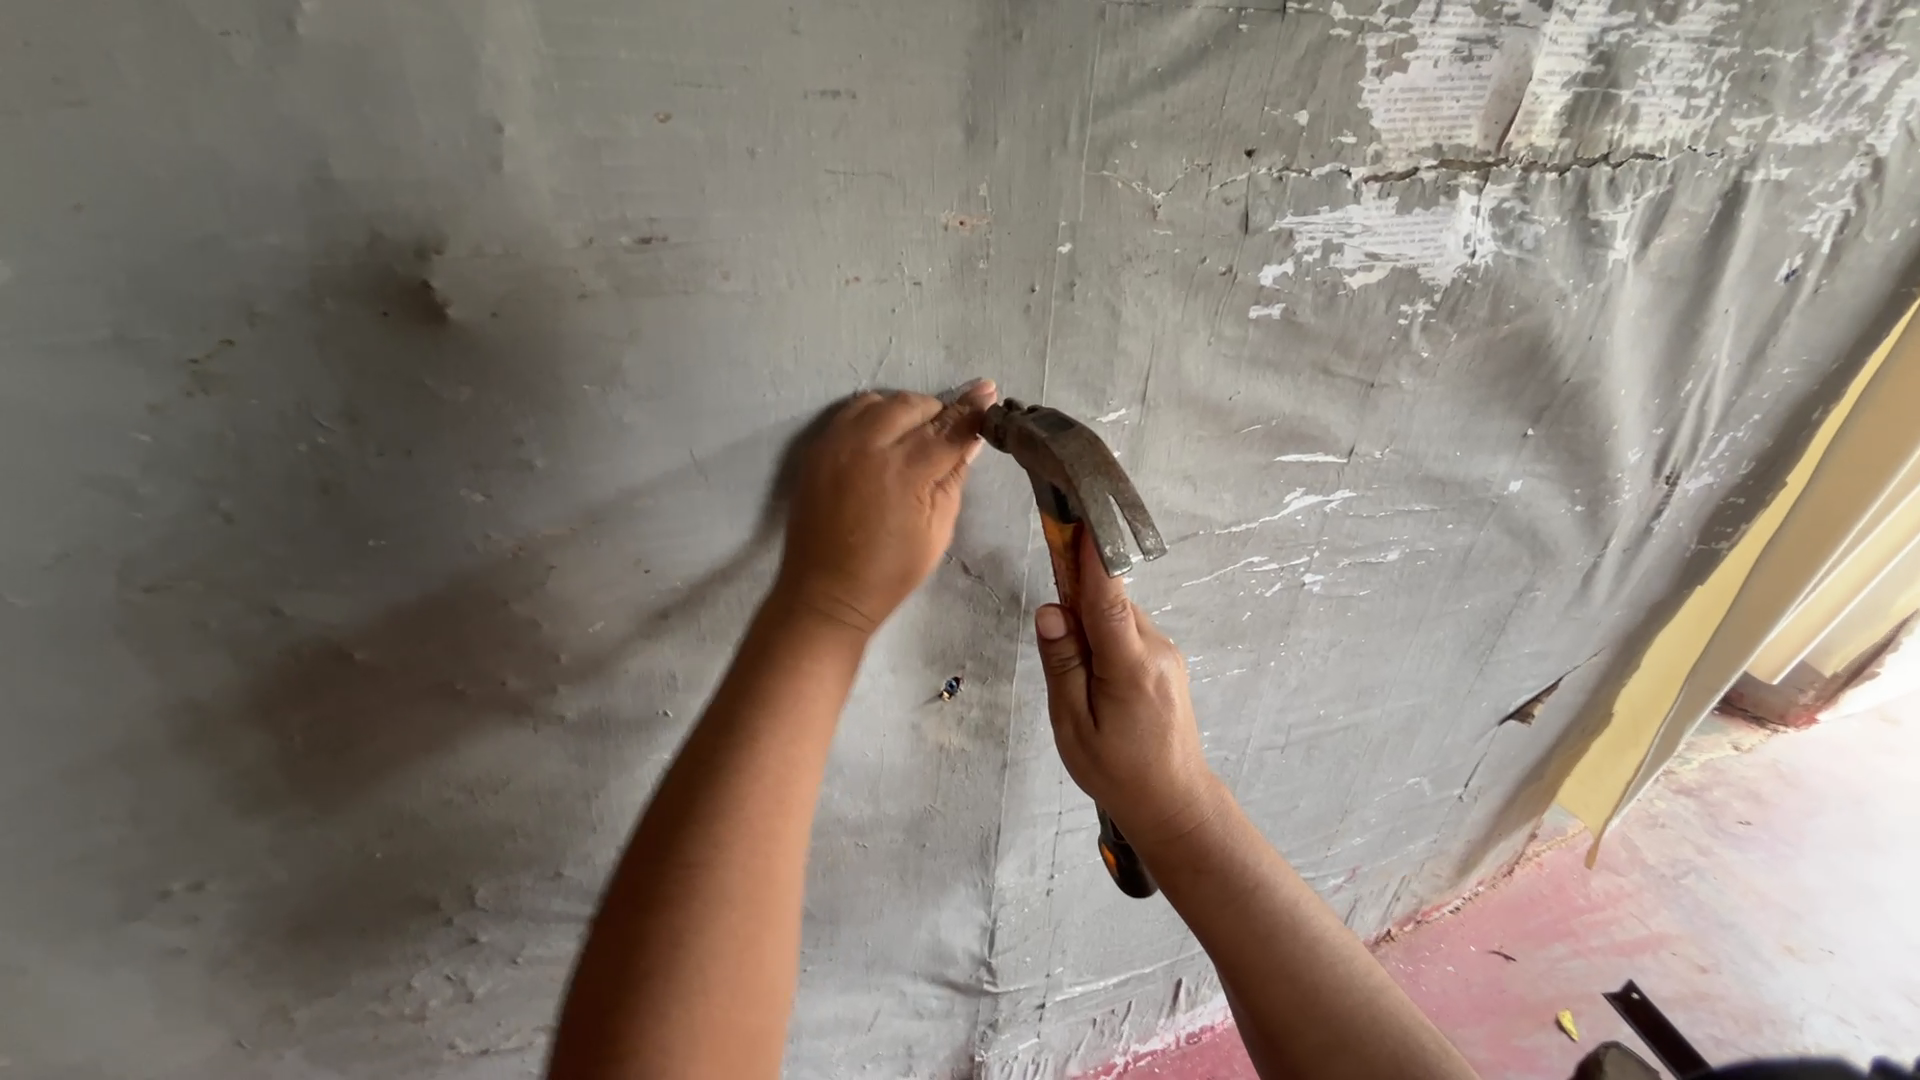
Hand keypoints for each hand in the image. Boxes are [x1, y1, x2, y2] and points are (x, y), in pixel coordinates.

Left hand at [774, 380, 997, 636]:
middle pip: (915, 404)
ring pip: (880, 401)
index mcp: (906, 470)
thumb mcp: (938, 530)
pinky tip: (880, 440)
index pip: (950, 427)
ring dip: (903, 411)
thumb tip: (970, 438)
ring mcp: (837, 443)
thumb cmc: (891, 571)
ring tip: (910, 437)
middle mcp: (869, 446)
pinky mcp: (817, 449)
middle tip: (944, 436)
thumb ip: (953, 477)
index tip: (988, 392)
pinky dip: (872, 417)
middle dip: (936, 413)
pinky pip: (850, 413)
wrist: (826, 592)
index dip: (973, 410)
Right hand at [1034, 531, 1220, 847]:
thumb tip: (1051, 610)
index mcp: (1130, 665)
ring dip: (1091, 625)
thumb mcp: (1073, 724)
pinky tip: (1096, 677)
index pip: (1108, 597)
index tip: (1079, 516)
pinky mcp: (1168, 661)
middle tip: (1051, 634)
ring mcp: (1167, 653)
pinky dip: (1106, 638)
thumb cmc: (1117, 771)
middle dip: (1077, 602)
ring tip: (1076, 675)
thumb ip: (1063, 664)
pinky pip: (1129, 632)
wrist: (1175, 803)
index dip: (1092, 555)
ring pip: (1119, 617)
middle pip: (1111, 603)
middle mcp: (1156, 649)